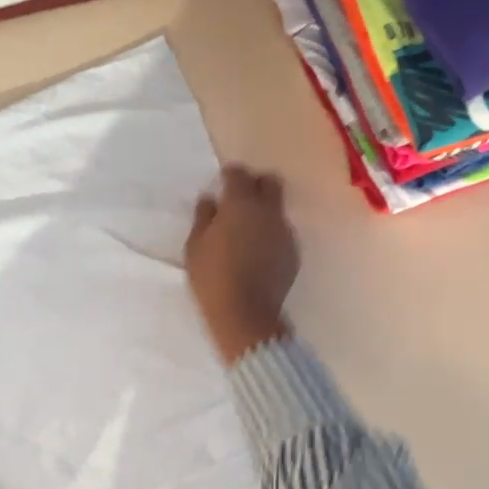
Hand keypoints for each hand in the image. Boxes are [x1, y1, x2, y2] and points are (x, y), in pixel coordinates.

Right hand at [185, 165, 299, 363]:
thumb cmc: (212, 277)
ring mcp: (285, 232)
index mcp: (240, 204)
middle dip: (256, 184)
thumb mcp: (195, 246)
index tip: (223, 180)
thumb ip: (203, 217)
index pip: (240, 175)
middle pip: (270, 183)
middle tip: (240, 198)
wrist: (245, 314)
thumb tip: (210, 200)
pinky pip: (281, 232)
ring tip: (247, 230)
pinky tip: (257, 252)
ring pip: (277, 209)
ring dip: (263, 211)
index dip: (231, 174)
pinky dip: (270, 234)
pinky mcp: (293, 252)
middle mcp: (268, 211)